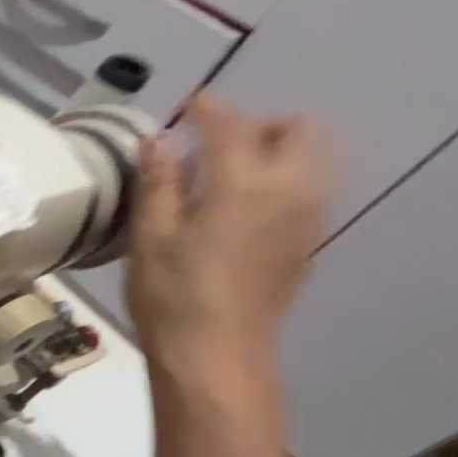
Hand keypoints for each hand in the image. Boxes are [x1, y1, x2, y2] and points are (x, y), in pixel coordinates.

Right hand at [127, 93, 333, 365]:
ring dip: (272, 154)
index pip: (231, 127)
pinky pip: (304, 190)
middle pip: (295, 131)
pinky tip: (237, 210)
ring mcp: (308, 215)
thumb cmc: (171, 295)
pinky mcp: (307, 240)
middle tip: (211, 146)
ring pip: (308, 159)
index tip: (188, 105)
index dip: (209, 110)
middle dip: (256, 126)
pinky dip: (277, 183)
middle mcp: (290, 188)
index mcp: (245, 184)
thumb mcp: (150, 238)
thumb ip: (157, 184)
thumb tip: (157, 140)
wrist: (215, 351)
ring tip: (223, 177)